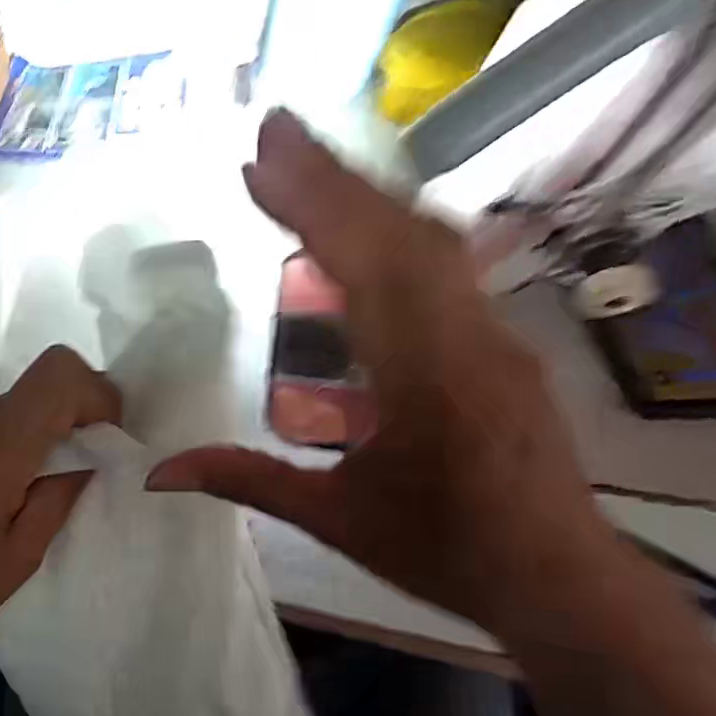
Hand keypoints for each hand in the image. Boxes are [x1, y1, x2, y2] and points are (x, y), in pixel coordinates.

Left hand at [0, 346, 122, 664]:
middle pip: (37, 387)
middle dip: (75, 416)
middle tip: (86, 470)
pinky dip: (14, 444)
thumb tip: (86, 456)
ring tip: (43, 491)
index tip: (107, 441)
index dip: (97, 395)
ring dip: (43, 433)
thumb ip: (60, 492)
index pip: (57, 374)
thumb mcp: (23, 552)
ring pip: (13, 408)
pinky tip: (7, 493)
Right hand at [146, 109, 618, 631]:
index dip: (311, 207)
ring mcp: (494, 337)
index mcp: (428, 377)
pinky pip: (447, 275)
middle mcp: (469, 338)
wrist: (557, 579)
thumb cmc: (444, 554)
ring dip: (365, 202)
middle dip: (332, 179)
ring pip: (432, 244)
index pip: (366, 267)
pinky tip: (359, 243)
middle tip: (272, 136)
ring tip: (304, 176)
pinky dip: (395, 241)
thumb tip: (158, 471)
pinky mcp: (500, 348)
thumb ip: (246, 481)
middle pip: (402, 233)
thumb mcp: (333, 519)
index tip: (260, 161)